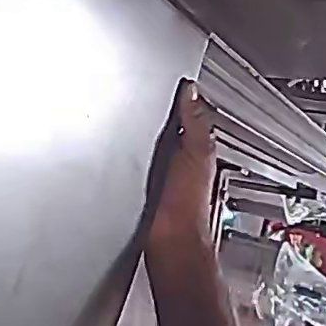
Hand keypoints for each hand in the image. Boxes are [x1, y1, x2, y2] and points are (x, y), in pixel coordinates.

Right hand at [148, 80, 217, 257]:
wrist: (169, 241)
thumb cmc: (187, 205)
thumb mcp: (196, 153)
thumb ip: (195, 122)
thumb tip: (191, 91)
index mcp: (199, 148)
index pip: (192, 114)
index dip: (183, 98)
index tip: (173, 83)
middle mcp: (183, 159)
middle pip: (172, 126)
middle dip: (161, 113)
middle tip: (148, 95)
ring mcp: (164, 173)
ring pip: (155, 143)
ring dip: (145, 132)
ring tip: (135, 117)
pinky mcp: (145, 184)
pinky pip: (139, 160)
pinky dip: (133, 152)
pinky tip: (126, 148)